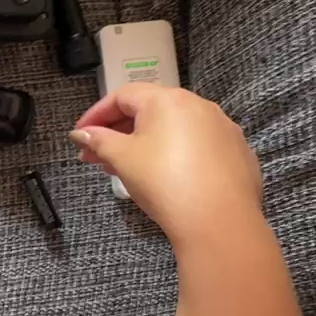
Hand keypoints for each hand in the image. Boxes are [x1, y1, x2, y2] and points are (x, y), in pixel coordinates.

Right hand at [70, 84, 264, 246]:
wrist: (218, 219)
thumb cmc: (163, 181)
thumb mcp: (121, 158)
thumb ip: (98, 140)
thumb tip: (80, 133)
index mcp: (168, 101)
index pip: (123, 95)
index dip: (96, 114)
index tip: (80, 135)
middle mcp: (199, 105)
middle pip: (148, 110)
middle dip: (117, 131)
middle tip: (95, 155)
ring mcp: (221, 127)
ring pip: (171, 127)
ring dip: (141, 142)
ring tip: (123, 168)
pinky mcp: (234, 150)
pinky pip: (193, 143)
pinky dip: (170, 152)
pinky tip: (160, 175)